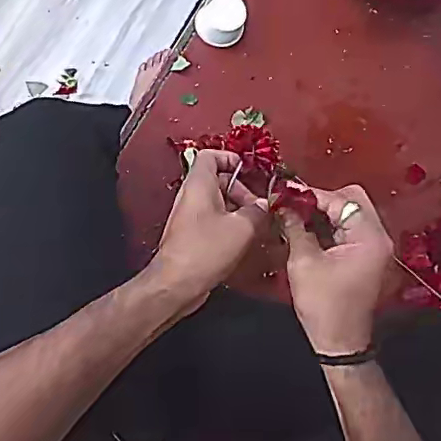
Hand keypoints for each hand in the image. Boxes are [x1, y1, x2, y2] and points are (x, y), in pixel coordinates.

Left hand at [150, 149, 269, 304]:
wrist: (175, 284)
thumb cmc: (205, 249)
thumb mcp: (241, 227)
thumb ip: (258, 212)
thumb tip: (265, 205)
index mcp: (199, 184)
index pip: (210, 155)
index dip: (230, 158)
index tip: (249, 170)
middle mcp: (191, 196)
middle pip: (218, 180)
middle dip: (242, 190)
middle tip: (259, 207)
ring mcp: (190, 216)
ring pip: (218, 202)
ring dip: (238, 209)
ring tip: (256, 225)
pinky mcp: (191, 235)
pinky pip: (213, 220)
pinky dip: (229, 224)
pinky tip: (244, 239)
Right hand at [278, 184, 393, 354]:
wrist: (341, 343)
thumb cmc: (323, 305)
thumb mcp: (303, 262)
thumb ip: (295, 227)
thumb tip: (283, 205)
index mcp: (369, 237)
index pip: (340, 199)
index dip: (311, 195)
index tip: (286, 194)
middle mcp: (378, 236)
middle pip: (351, 199)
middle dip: (321, 200)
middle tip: (294, 205)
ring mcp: (375, 246)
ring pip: (350, 212)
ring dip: (324, 212)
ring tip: (296, 215)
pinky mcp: (367, 254)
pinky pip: (349, 228)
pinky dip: (330, 225)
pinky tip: (308, 229)